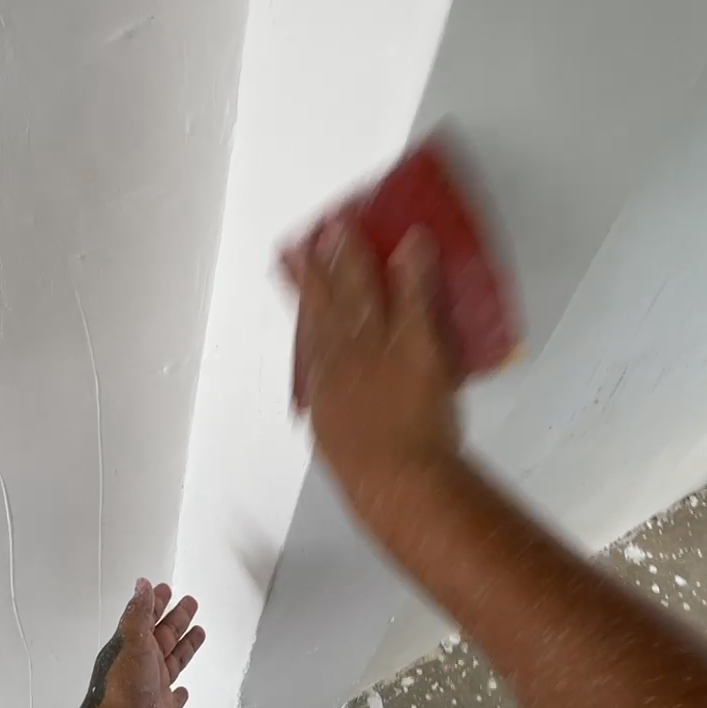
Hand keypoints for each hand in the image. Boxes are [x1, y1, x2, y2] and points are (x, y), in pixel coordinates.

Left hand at [76, 579, 204, 707]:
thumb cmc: (123, 692)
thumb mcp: (131, 642)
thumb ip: (138, 613)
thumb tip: (141, 585)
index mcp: (133, 648)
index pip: (147, 618)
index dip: (157, 603)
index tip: (165, 589)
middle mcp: (142, 666)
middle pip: (164, 637)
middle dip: (177, 620)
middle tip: (189, 604)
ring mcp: (152, 689)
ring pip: (172, 662)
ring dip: (184, 647)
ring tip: (198, 633)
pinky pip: (173, 699)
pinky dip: (179, 693)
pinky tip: (182, 689)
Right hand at [294, 222, 464, 499]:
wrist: (395, 479)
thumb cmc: (364, 472)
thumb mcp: (333, 438)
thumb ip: (332, 407)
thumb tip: (333, 394)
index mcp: (322, 384)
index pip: (309, 331)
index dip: (300, 298)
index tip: (293, 271)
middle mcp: (341, 359)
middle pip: (325, 305)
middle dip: (317, 269)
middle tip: (314, 237)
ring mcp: (376, 349)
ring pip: (359, 294)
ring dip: (350, 258)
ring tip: (343, 228)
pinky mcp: (414, 347)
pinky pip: (412, 300)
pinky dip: (413, 269)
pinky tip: (413, 242)